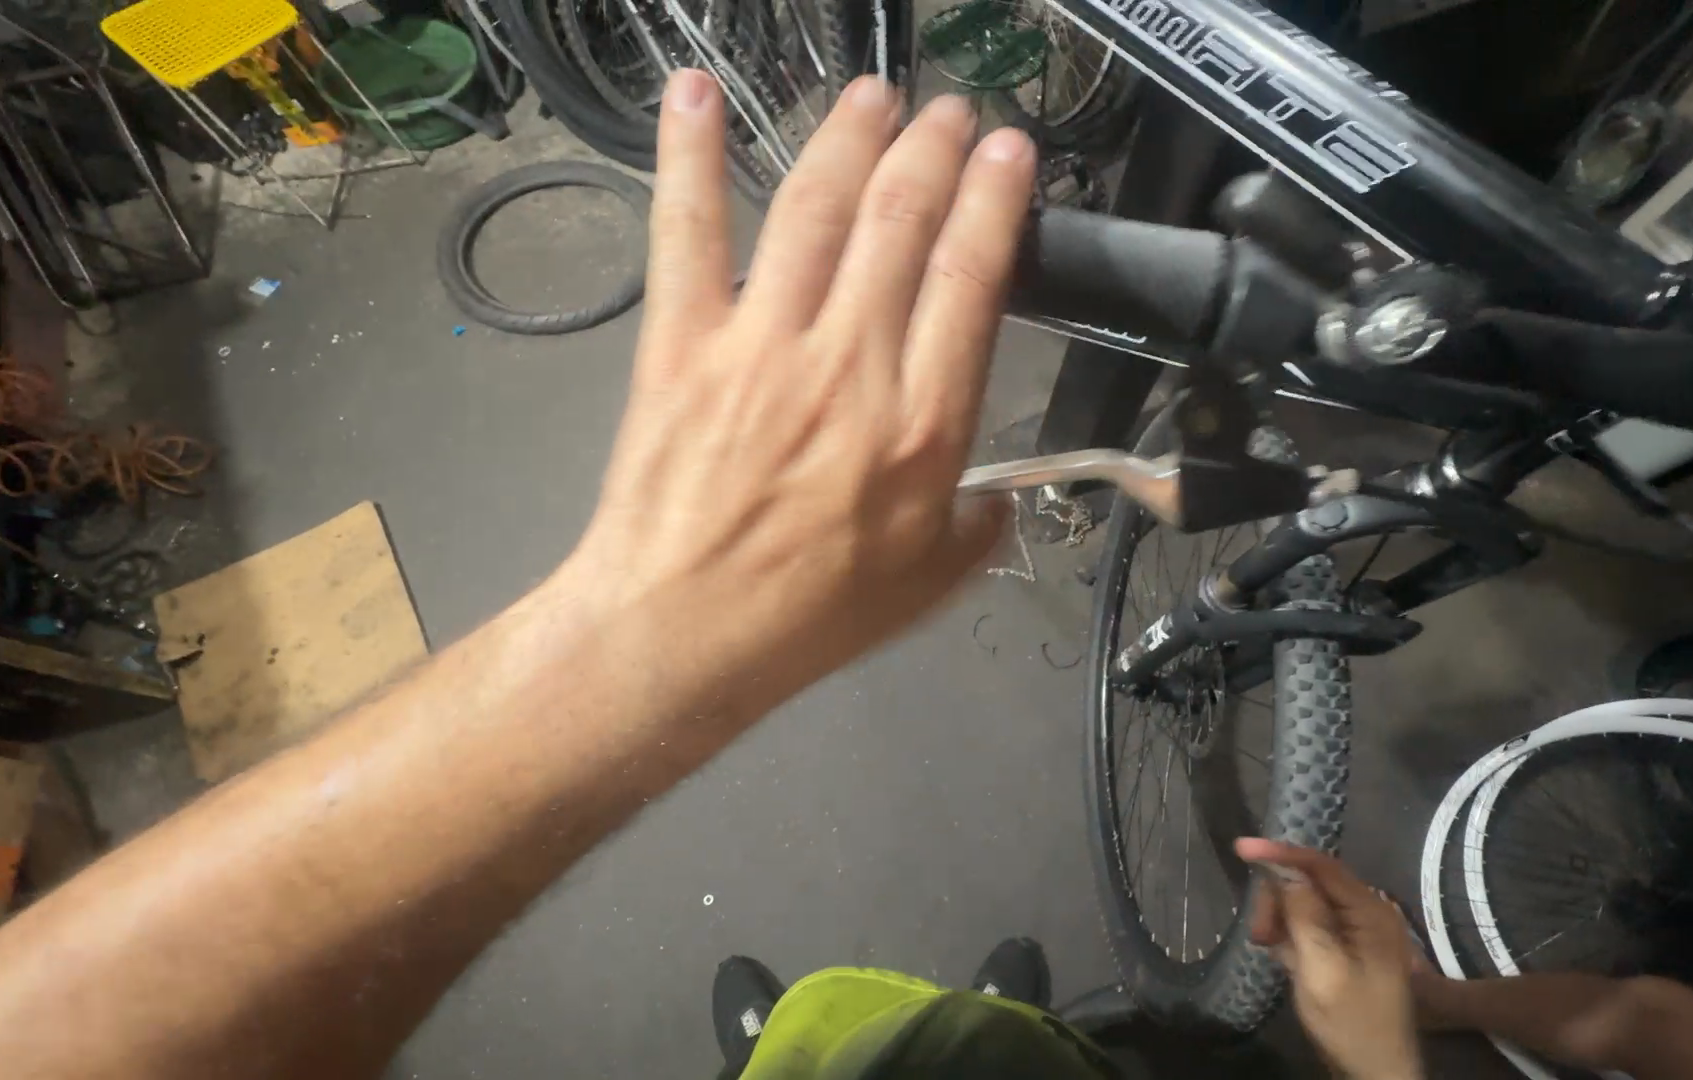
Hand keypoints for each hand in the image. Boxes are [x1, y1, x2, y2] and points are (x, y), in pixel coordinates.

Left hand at [562, 72, 1034, 710]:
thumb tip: (999, 495)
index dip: (997, 201)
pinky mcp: (682, 345)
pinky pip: (688, 234)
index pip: (970, 278)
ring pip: (814, 208)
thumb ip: (980, 526)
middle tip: (953, 113)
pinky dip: (690, 157)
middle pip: (900, 221)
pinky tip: (696, 92)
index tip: (1011, 154)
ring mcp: (760, 345)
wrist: (682, 631)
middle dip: (935, 149)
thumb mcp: (930, 584)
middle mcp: (848, 363)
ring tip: (874, 95)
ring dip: (849, 137)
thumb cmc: (812, 614)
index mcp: (920, 423)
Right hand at [1238, 838, 1424, 1079]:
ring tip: (1267, 947)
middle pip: (1307, 881)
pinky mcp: (1340, 944)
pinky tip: (1281, 955)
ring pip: (1300, 899)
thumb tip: (1286, 872)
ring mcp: (1353, 929)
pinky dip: (1285, 932)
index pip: (1321, 865)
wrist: (1373, 1075)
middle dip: (1277, 899)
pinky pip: (1303, 920)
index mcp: (1370, 913)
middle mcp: (1364, 912)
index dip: (1281, 853)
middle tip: (1260, 932)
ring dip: (1277, 918)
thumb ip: (1305, 917)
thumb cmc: (1352, 1025)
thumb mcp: (1323, 971)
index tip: (1241, 848)